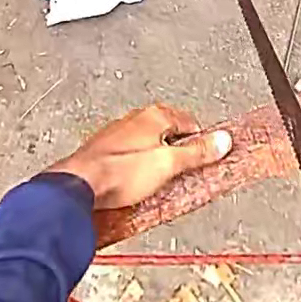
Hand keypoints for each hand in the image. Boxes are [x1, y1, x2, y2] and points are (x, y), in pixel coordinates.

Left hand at [47, 104, 232, 208]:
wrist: (77, 186)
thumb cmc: (119, 172)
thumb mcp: (169, 164)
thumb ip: (197, 153)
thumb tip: (222, 141)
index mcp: (155, 116)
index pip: (190, 122)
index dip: (201, 141)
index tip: (207, 156)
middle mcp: (136, 119)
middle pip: (168, 134)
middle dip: (177, 153)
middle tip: (183, 174)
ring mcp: (119, 134)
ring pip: (148, 146)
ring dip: (156, 162)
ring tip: (158, 184)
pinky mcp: (106, 152)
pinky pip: (131, 158)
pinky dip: (137, 169)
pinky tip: (135, 186)